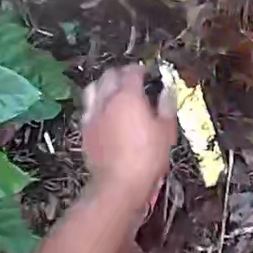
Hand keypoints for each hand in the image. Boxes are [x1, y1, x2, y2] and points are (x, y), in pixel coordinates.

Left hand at [78, 65, 175, 201]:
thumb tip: (168, 89)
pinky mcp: (85, 128)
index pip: (132, 72)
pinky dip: (96, 103)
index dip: (140, 69)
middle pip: (109, 75)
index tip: (147, 72)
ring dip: (104, 84)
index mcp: (128, 96)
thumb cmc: (147, 157)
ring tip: (114, 90)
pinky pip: (88, 107)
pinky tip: (103, 111)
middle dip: (121, 73)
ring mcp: (92, 113)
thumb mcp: (166, 130)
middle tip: (132, 78)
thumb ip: (166, 105)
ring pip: (93, 87)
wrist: (119, 184)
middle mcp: (106, 99)